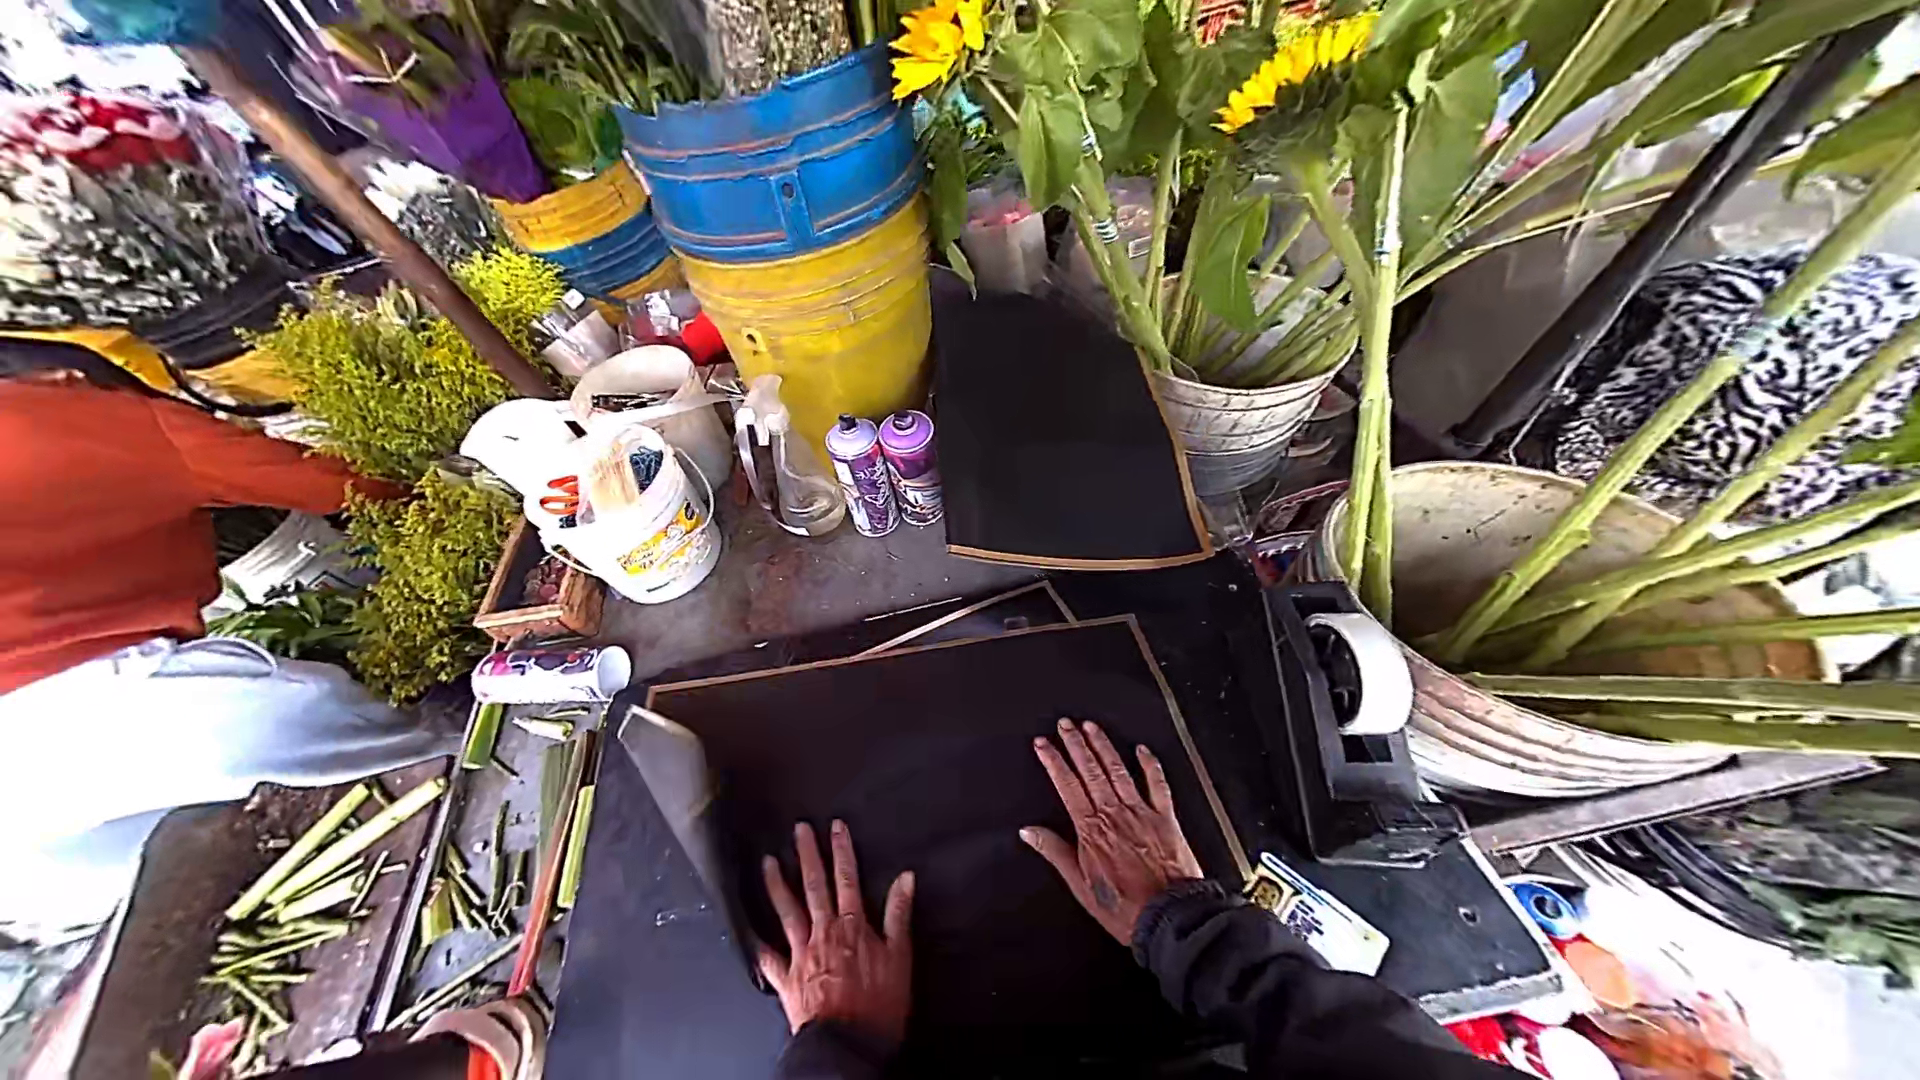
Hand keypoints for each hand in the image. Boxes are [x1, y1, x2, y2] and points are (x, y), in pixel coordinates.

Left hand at [759, 820, 915, 1048]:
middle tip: (798, 829)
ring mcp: (801, 954)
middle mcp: (824, 931)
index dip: (841, 849)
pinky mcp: (786, 980)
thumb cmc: (879, 1003)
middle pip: (814, 886)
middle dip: (807, 855)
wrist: (847, 1047)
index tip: (835, 825)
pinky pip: (769, 960)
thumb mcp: (900, 957)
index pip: (847, 877)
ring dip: (777, 884)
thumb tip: (905, 876)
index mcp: (852, 924)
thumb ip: (899, 914)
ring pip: (787, 911)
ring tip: (768, 862)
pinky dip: (759, 946)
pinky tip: (749, 932)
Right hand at [1022, 718, 1203, 943]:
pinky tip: (1142, 749)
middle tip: (1065, 724)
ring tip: (1091, 726)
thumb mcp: (1080, 885)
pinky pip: (1157, 784)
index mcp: (1091, 829)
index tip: (1043, 744)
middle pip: (1090, 769)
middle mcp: (1114, 814)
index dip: (1053, 760)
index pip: (1067, 784)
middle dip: (1075, 743)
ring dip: (1103, 745)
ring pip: (1117, 769)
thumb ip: (1054, 852)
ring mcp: (1140, 812)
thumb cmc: (1125, 907)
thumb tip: (1030, 831)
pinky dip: (1150, 764)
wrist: (1169, 919)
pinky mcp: (1165, 818)